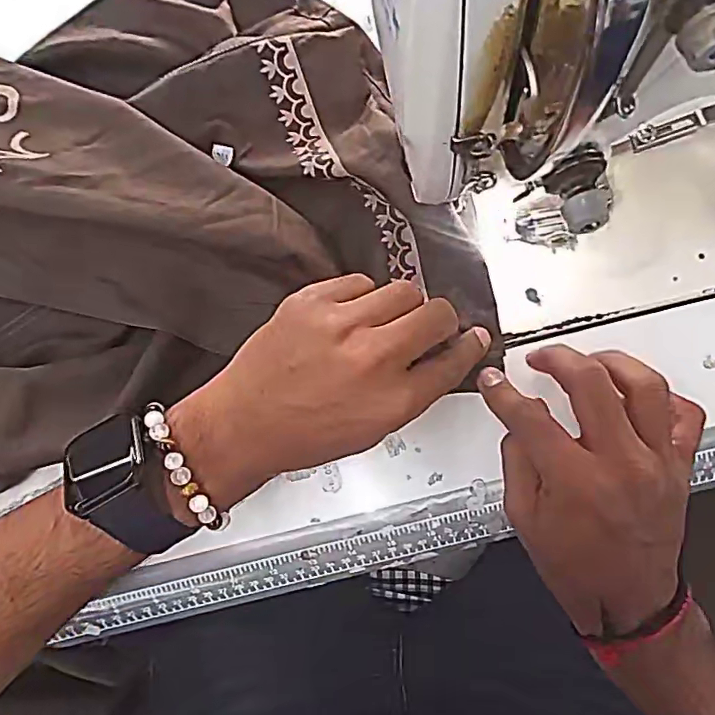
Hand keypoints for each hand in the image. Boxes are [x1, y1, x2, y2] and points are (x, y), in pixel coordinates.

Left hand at [168, 275, 490, 507]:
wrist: (243, 423)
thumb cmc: (302, 433)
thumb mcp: (373, 428)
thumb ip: (414, 391)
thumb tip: (440, 359)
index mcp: (393, 400)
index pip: (452, 360)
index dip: (467, 347)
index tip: (471, 338)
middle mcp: (372, 358)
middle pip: (437, 314)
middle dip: (441, 321)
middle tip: (429, 328)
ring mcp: (340, 324)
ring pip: (403, 289)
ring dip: (403, 306)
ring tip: (383, 323)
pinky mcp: (311, 301)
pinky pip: (360, 281)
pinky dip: (363, 296)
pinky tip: (351, 316)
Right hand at [478, 346, 705, 636]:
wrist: (629, 600)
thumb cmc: (579, 569)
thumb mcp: (525, 519)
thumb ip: (517, 462)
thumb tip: (518, 422)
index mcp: (575, 480)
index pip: (530, 416)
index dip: (503, 392)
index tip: (495, 382)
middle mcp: (620, 464)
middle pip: (590, 382)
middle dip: (558, 359)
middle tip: (542, 359)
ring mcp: (656, 463)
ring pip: (645, 386)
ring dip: (613, 362)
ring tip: (591, 361)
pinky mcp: (680, 467)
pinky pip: (685, 416)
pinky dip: (664, 396)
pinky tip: (639, 394)